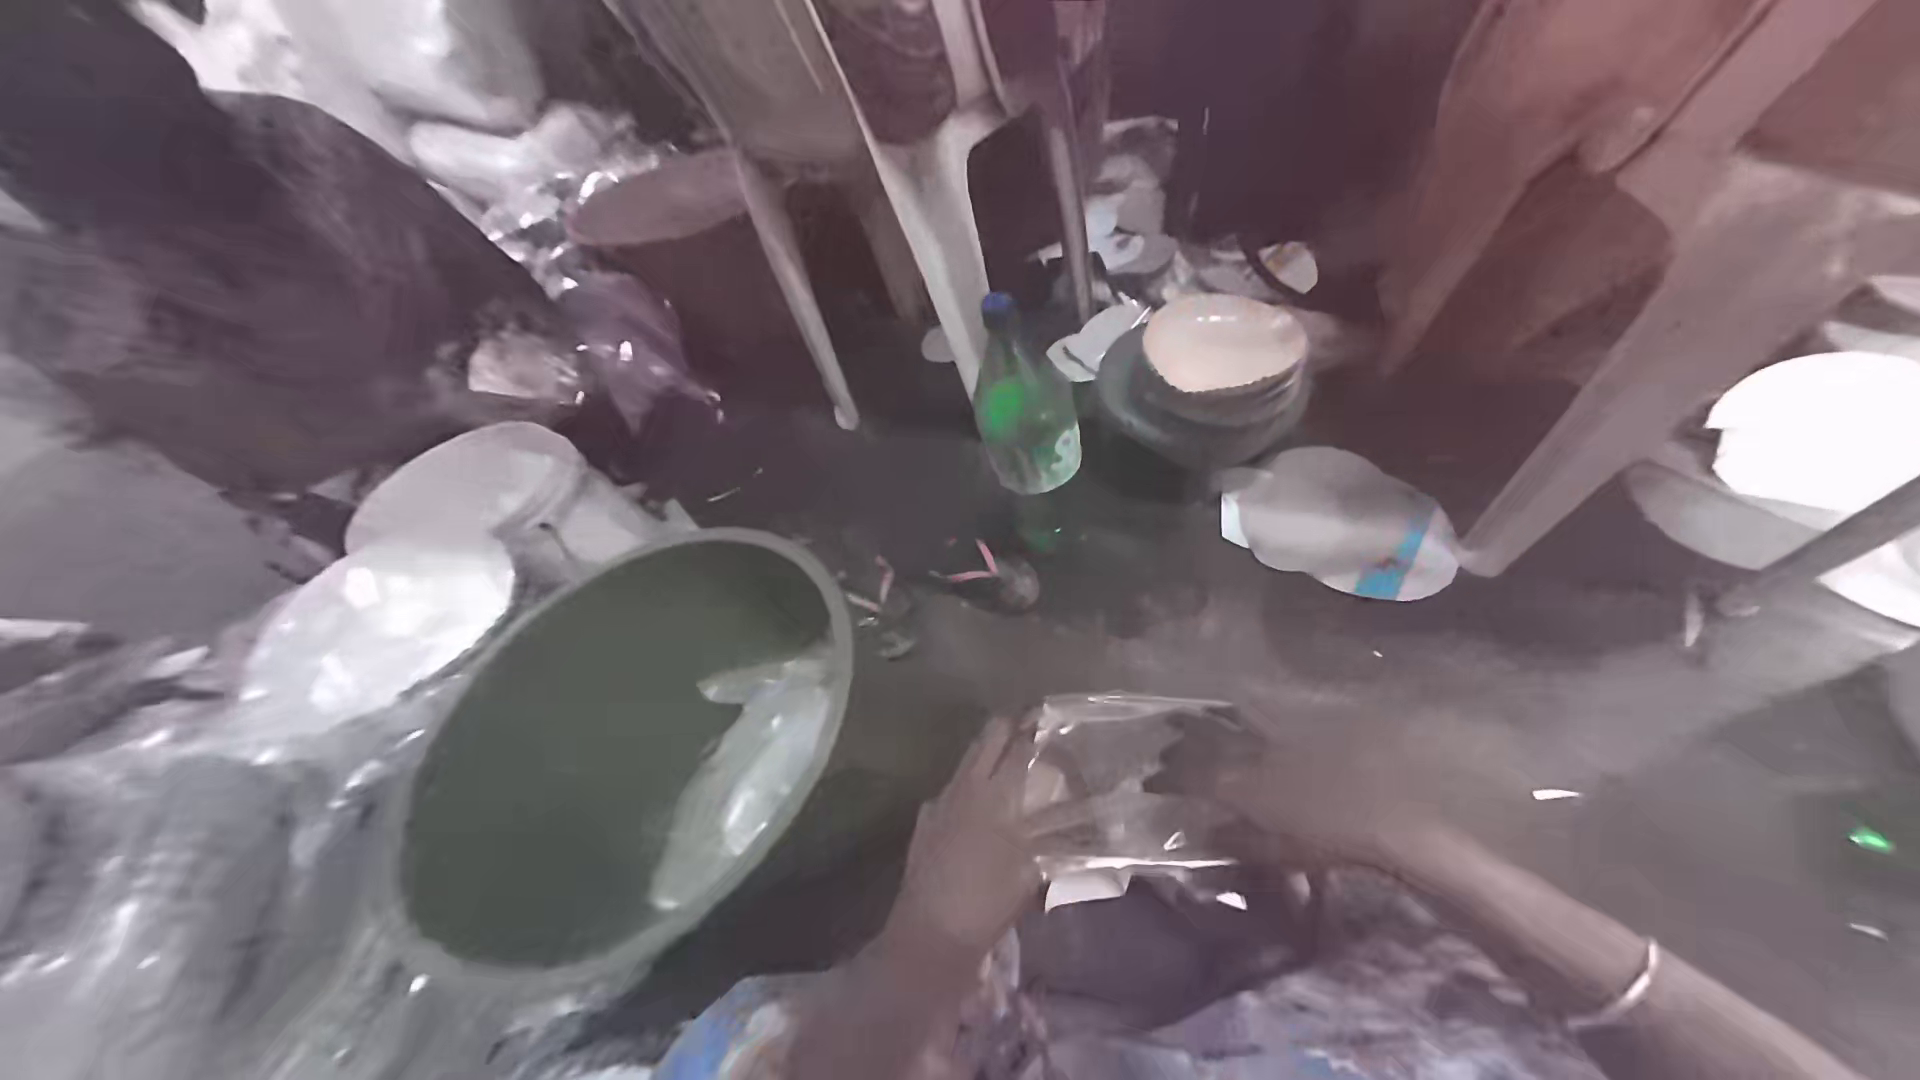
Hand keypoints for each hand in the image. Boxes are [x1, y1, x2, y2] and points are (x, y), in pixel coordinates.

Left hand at [879, 718, 1041, 970]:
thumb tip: (1076, 825)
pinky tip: (976, 803)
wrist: (930, 932)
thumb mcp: (1031, 874)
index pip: (1021, 747)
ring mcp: (942, 799)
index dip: (1037, 729)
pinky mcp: (926, 817)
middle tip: (1031, 726)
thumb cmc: (988, 903)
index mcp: (996, 795)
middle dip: (1011, 725)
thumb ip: (1052, 843)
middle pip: (990, 736)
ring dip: (988, 749)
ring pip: (968, 757)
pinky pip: (950, 788)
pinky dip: (968, 786)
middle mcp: (967, 786)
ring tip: (1007, 755)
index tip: (1051, 718)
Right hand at [1149, 713, 1440, 869]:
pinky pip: (1260, 715)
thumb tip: (1203, 833)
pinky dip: (1242, 712)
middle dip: (1181, 742)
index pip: (1191, 778)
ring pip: (1228, 722)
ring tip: (1188, 714)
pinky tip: (1238, 708)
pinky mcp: (1298, 729)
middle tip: (1163, 741)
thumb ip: (1240, 841)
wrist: (1391, 805)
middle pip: (1205, 742)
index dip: (1167, 779)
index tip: (1148, 782)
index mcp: (1240, 786)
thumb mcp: (1283, 849)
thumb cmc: (1334, 839)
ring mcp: (1274, 738)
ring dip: (1205, 719)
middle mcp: (1250, 755)